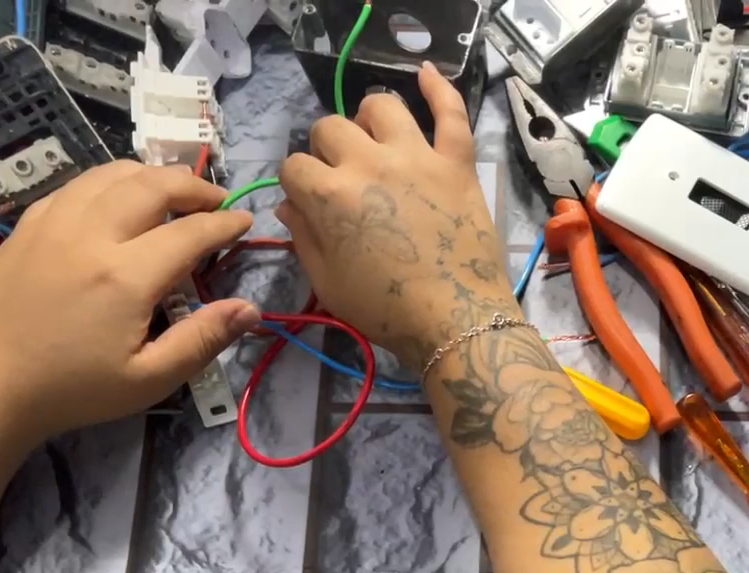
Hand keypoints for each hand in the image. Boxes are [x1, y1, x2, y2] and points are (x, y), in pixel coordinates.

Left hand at [0, 162, 263, 444]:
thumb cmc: (74, 390)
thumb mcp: (151, 379)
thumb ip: (203, 339)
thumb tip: (250, 309)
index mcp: (124, 276)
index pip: (189, 233)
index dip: (224, 223)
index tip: (247, 221)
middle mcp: (89, 236)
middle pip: (149, 185)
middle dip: (192, 186)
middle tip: (217, 200)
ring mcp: (51, 224)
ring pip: (109, 174)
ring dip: (151, 175)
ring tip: (176, 192)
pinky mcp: (27, 227)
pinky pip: (77, 185)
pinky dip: (111, 182)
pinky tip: (122, 200)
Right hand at [276, 63, 519, 366]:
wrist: (458, 321)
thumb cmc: (389, 312)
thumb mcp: (330, 286)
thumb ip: (304, 239)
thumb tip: (290, 205)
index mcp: (329, 195)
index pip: (295, 167)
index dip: (299, 187)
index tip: (311, 205)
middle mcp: (368, 162)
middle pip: (331, 128)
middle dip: (328, 152)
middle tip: (345, 182)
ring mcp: (416, 157)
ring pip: (382, 107)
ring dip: (371, 120)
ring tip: (377, 142)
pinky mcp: (456, 164)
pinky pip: (450, 113)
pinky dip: (440, 90)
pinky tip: (427, 74)